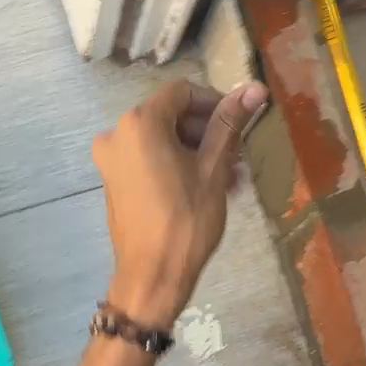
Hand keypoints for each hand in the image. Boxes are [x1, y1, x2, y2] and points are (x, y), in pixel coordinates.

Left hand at [92, 79, 268, 326]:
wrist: (151, 277)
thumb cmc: (186, 222)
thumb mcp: (213, 169)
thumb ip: (229, 124)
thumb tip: (255, 88)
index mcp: (140, 123)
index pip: (183, 92)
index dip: (215, 103)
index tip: (239, 126)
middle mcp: (116, 135)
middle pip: (171, 117)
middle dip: (207, 134)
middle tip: (238, 159)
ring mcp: (110, 162)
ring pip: (161, 142)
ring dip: (197, 154)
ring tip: (229, 180)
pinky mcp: (113, 184)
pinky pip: (148, 162)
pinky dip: (174, 167)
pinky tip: (204, 189)